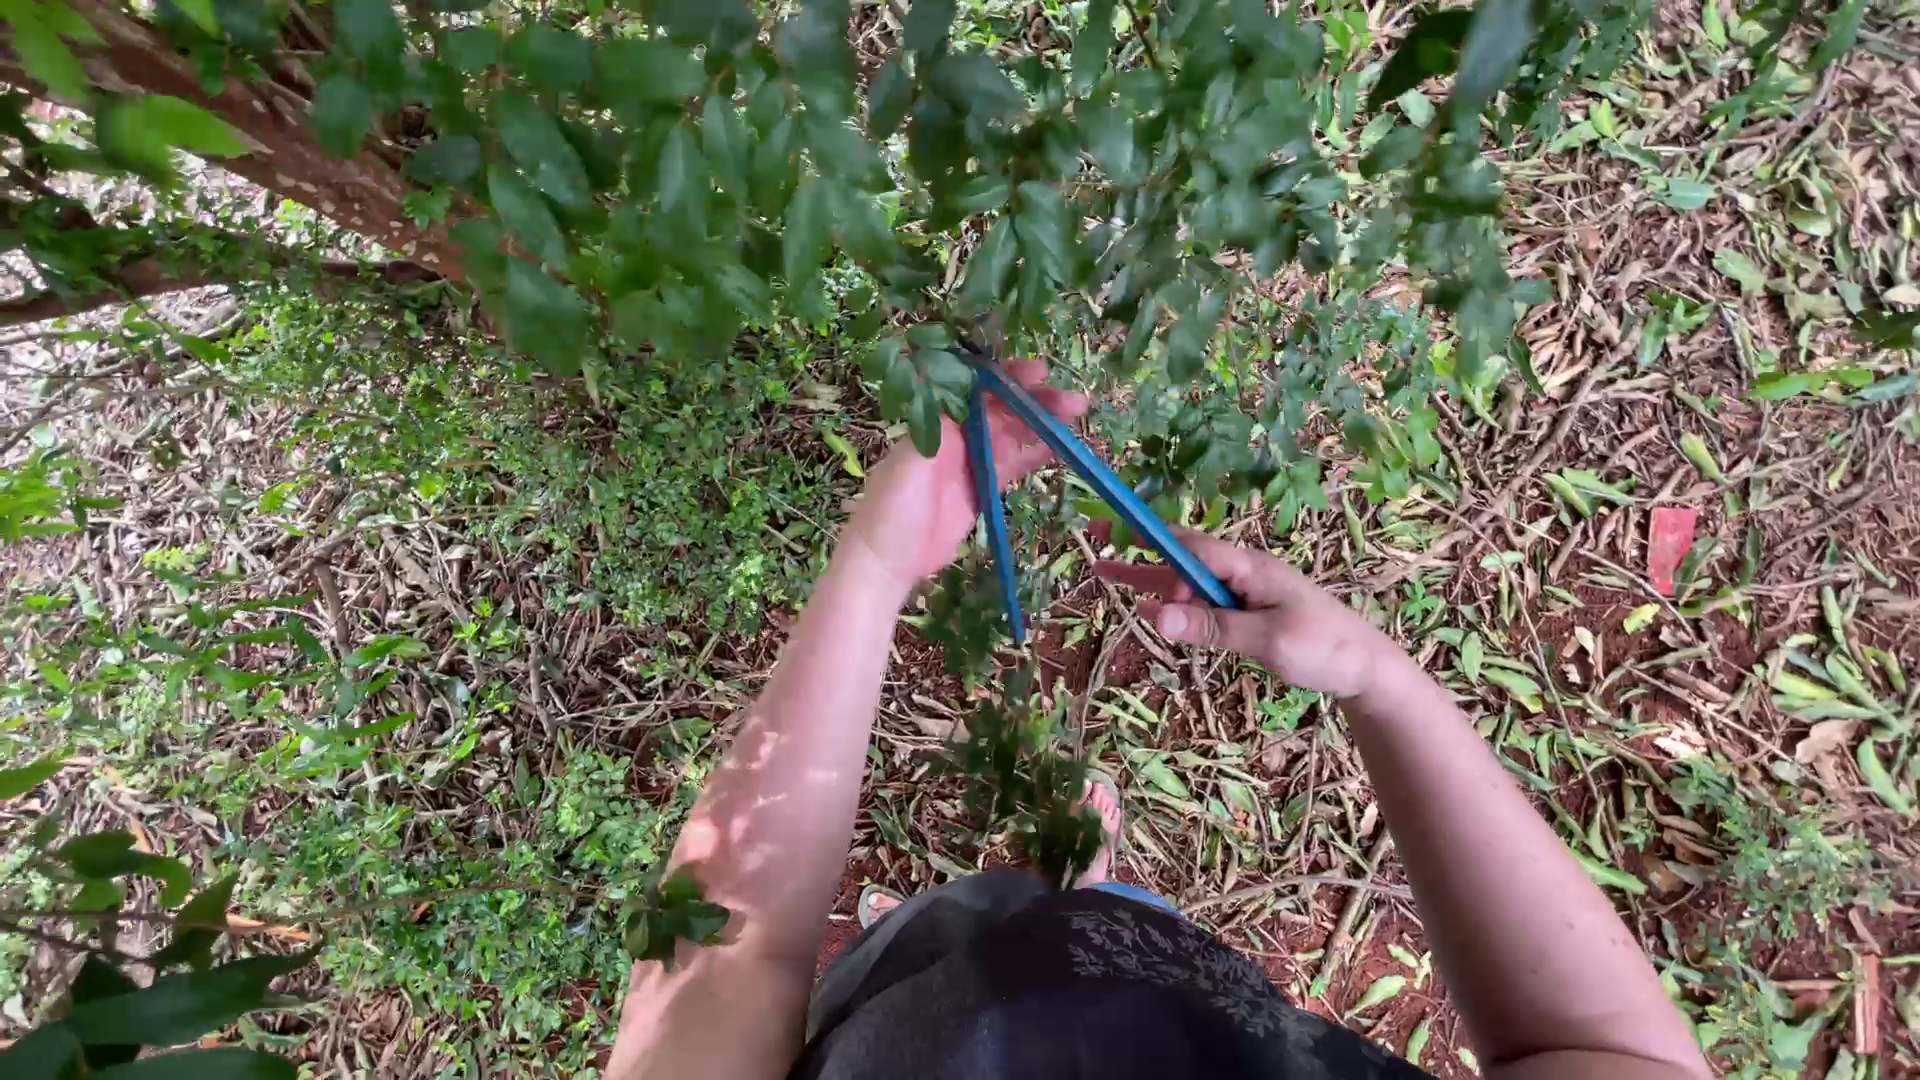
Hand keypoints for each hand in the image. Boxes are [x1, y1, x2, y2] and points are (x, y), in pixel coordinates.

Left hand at [846, 358, 1087, 587]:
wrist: (887, 561)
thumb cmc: (891, 509)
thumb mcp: (912, 464)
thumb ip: (941, 429)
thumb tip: (968, 393)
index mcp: (935, 423)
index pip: (977, 391)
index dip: (1008, 379)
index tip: (1039, 373)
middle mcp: (955, 437)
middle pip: (1001, 411)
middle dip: (1035, 402)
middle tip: (1072, 400)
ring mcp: (970, 463)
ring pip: (1011, 435)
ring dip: (1042, 424)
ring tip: (1076, 413)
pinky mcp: (981, 490)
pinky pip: (1012, 465)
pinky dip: (1035, 454)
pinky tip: (1060, 447)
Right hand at [1094, 528, 1400, 699]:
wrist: (1368, 669)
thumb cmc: (1325, 649)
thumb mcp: (1267, 640)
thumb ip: (1211, 626)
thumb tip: (1154, 614)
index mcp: (1249, 566)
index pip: (1190, 546)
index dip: (1149, 540)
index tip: (1112, 534)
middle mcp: (1240, 572)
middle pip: (1180, 557)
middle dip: (1137, 551)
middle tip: (1094, 544)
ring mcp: (1242, 592)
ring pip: (1185, 580)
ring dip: (1147, 577)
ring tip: (1103, 571)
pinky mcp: (1244, 612)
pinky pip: (1200, 603)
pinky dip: (1171, 605)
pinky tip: (1144, 607)